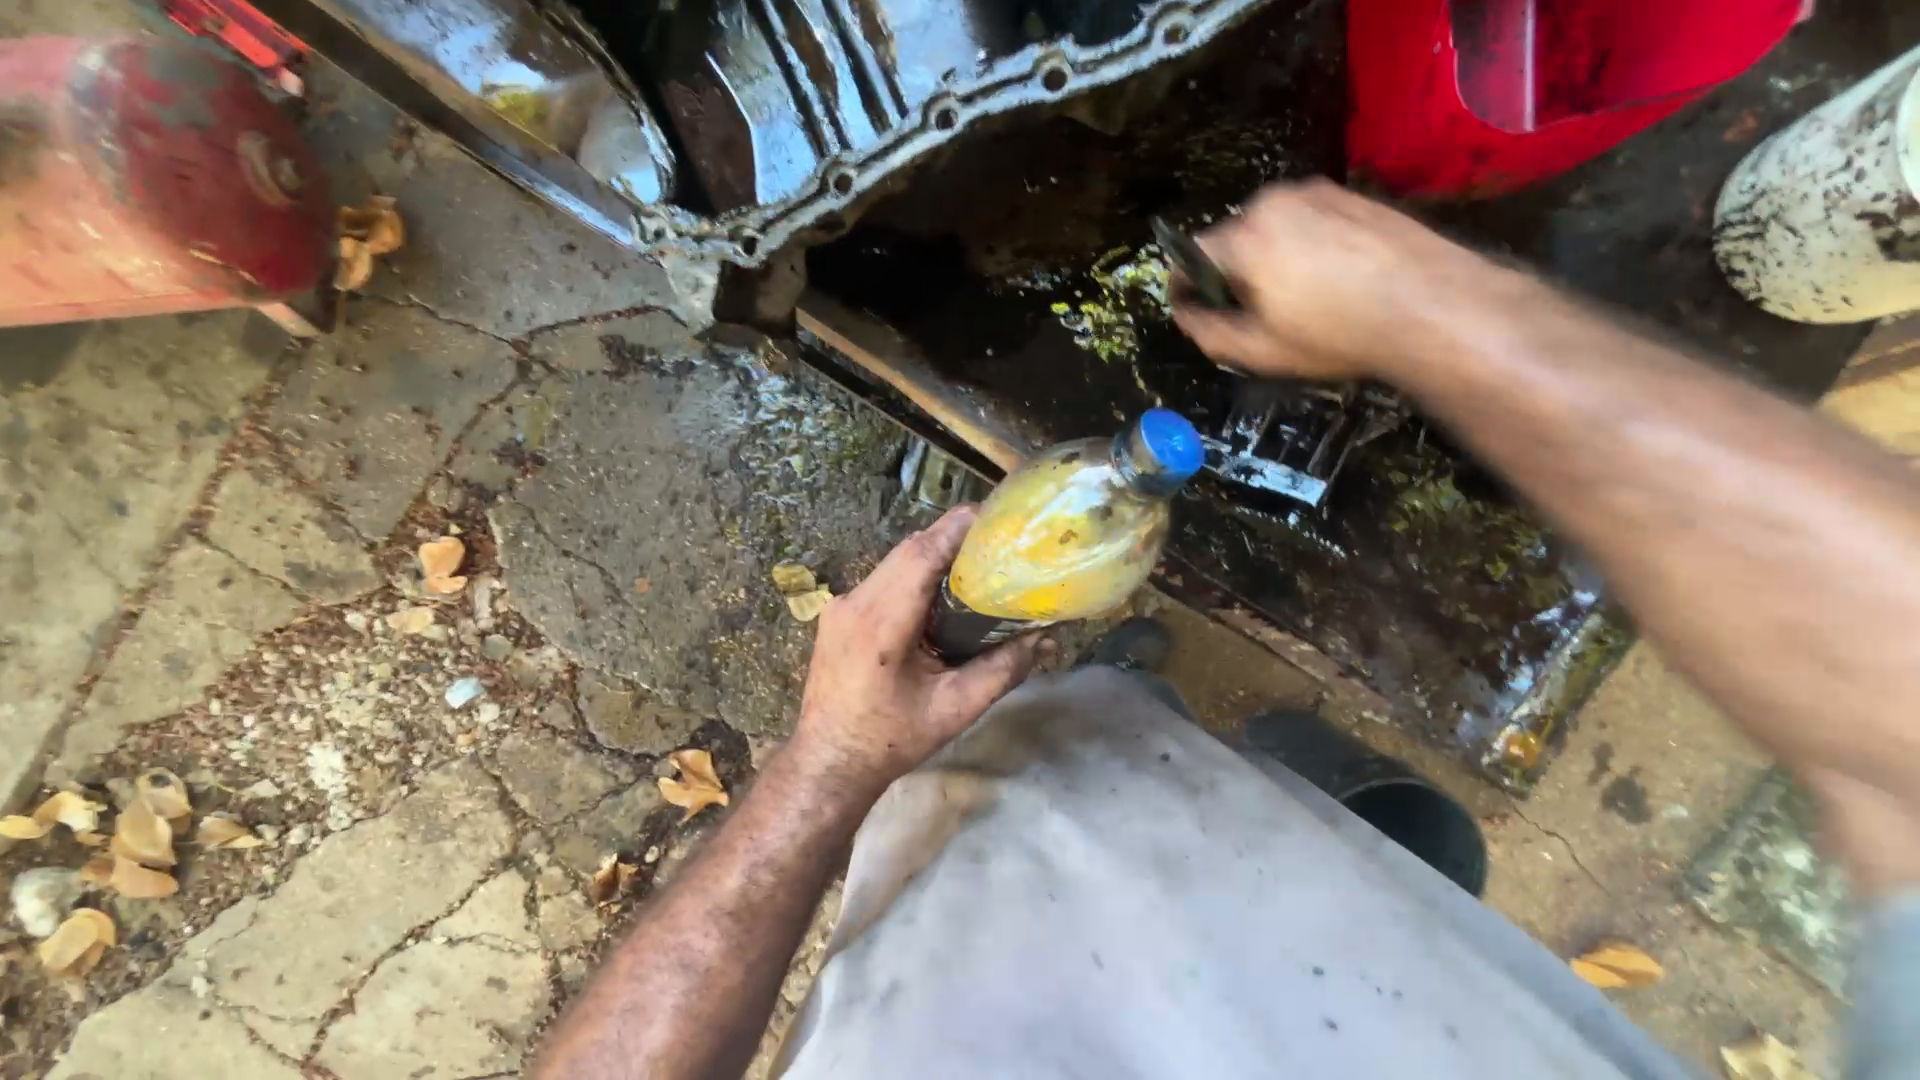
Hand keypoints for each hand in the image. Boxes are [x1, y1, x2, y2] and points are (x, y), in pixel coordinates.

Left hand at [789, 506, 1045, 793]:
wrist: (828, 763)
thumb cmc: (891, 740)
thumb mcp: (954, 710)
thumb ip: (1002, 670)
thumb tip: (1046, 639)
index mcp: (881, 623)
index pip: (922, 553)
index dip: (960, 529)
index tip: (998, 517)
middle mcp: (855, 602)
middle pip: (910, 549)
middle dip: (954, 540)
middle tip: (999, 544)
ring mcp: (841, 605)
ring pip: (895, 560)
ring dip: (935, 557)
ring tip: (978, 566)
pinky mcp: (839, 613)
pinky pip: (884, 579)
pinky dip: (916, 576)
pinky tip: (943, 596)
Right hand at [1172, 179, 1495, 378]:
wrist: (1432, 306)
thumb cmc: (1338, 335)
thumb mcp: (1259, 351)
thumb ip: (1206, 331)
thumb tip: (1183, 312)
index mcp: (1243, 238)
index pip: (1187, 253)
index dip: (1183, 285)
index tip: (1193, 309)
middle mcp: (1272, 202)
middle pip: (1229, 237)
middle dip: (1229, 271)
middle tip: (1253, 311)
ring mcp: (1315, 192)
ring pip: (1268, 227)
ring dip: (1266, 256)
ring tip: (1296, 295)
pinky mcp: (1349, 194)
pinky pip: (1305, 219)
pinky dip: (1302, 244)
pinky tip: (1329, 276)